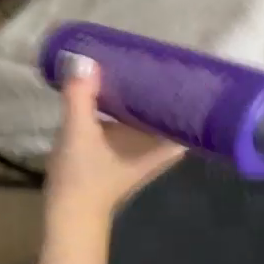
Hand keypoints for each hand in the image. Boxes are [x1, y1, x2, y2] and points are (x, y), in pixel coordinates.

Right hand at [44, 54, 185, 221]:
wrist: (70, 212)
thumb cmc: (84, 176)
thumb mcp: (78, 132)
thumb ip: (80, 96)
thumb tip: (82, 59)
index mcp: (167, 140)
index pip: (193, 104)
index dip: (189, 80)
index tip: (181, 54)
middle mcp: (165, 143)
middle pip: (171, 105)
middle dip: (160, 80)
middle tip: (149, 51)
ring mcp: (147, 148)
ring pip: (151, 112)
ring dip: (141, 92)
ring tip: (128, 63)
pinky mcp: (129, 150)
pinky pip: (136, 119)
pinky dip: (126, 105)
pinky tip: (109, 90)